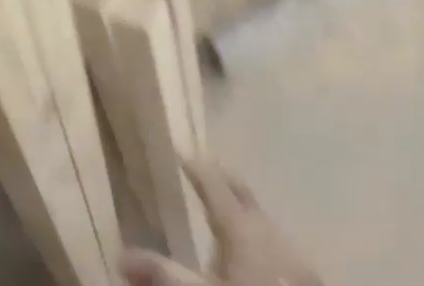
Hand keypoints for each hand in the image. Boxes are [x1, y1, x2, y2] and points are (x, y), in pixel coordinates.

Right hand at [119, 160, 323, 285]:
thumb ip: (163, 274)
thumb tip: (120, 255)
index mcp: (239, 225)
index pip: (212, 182)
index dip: (193, 165)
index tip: (177, 150)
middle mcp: (265, 227)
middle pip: (240, 192)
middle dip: (219, 179)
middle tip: (198, 170)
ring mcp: (288, 248)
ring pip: (259, 215)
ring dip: (239, 207)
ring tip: (220, 211)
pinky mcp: (302, 272)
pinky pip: (273, 239)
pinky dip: (255, 233)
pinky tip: (250, 252)